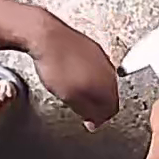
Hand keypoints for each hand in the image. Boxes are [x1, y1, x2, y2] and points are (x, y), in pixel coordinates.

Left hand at [25, 10, 118, 126]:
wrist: (46, 35)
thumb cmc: (56, 65)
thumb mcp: (71, 98)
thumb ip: (88, 112)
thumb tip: (96, 121)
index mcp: (108, 85)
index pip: (112, 108)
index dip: (101, 118)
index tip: (91, 122)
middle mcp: (109, 70)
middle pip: (109, 94)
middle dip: (99, 104)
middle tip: (85, 110)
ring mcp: (100, 57)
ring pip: (102, 79)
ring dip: (93, 89)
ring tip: (77, 93)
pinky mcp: (90, 47)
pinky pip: (93, 67)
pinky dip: (87, 75)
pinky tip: (74, 75)